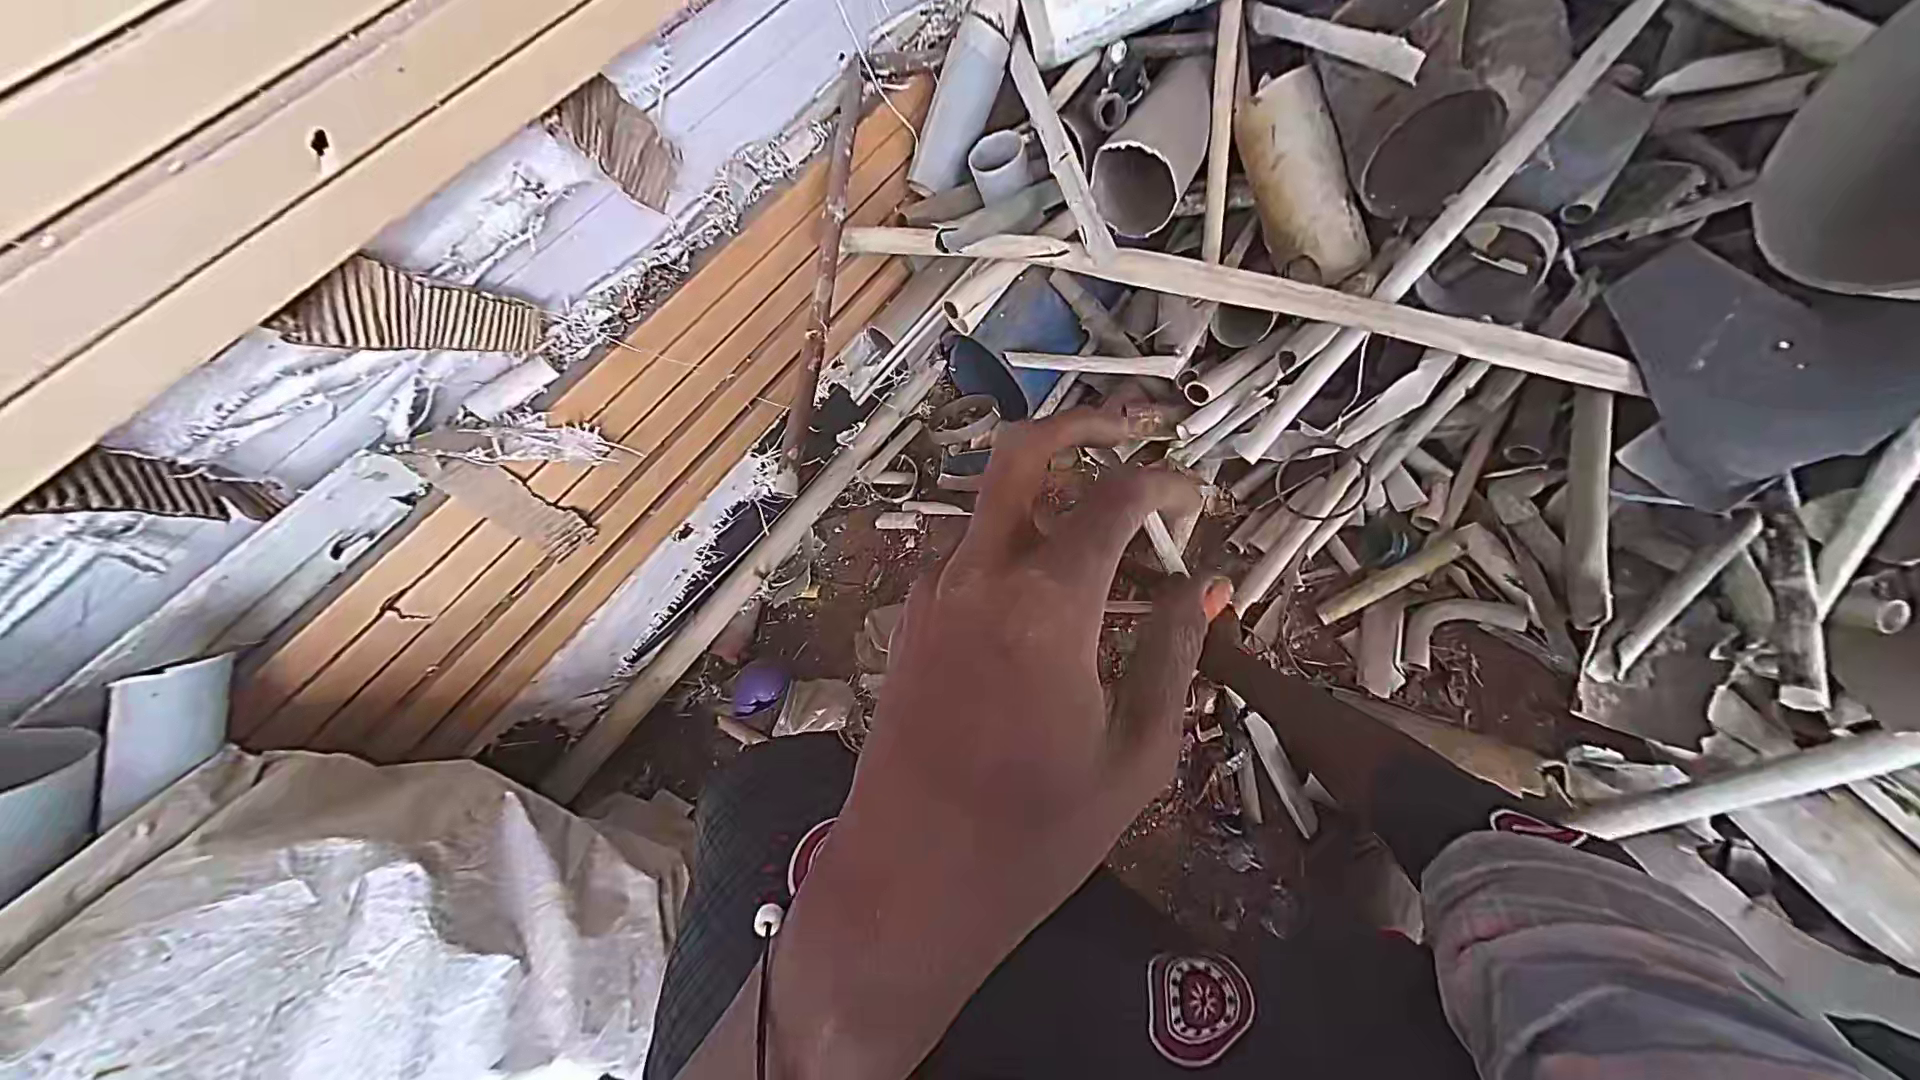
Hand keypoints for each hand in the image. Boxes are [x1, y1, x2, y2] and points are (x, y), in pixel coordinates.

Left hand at [749, 407, 1231, 1077]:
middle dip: (1083, 424)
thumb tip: (1200, 588)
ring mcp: (932, 590)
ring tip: (1102, 534)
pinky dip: (1010, 546)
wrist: (909, 878)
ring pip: (991, 503)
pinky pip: (966, 553)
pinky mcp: (909, 616)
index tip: (1197, 498)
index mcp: (1044, 603)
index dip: (1167, 484)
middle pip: (1021, 453)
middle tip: (1135, 427)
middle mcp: (978, 575)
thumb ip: (1173, 654)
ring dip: (1046, 497)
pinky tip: (1045, 593)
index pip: (1115, 498)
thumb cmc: (1033, 834)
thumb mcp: (1135, 753)